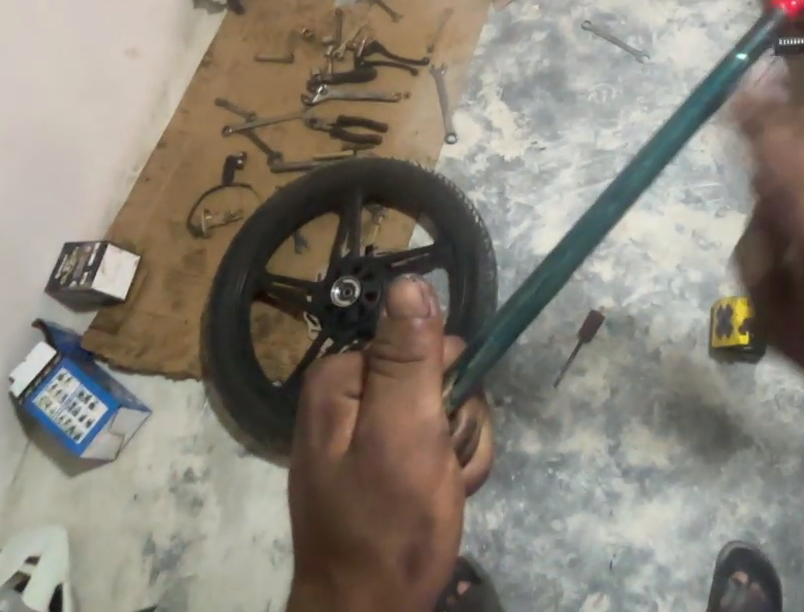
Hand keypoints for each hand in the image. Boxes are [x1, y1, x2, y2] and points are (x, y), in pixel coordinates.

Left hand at [287, 275, 495, 611]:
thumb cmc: (386, 524)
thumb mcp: (403, 431)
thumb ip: (409, 357)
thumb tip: (411, 280)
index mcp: (344, 379)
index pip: (426, 345)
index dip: (449, 386)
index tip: (442, 429)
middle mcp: (352, 398)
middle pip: (440, 378)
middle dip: (456, 424)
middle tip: (441, 467)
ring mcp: (369, 433)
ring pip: (449, 413)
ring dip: (459, 452)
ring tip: (441, 489)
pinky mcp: (386, 464)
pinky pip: (440, 446)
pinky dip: (451, 473)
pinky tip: (440, 499)